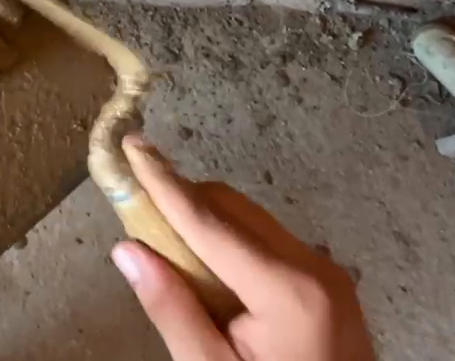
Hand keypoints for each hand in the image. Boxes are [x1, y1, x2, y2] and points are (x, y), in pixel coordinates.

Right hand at [111, 135, 374, 360]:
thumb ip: (173, 312)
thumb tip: (126, 250)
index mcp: (288, 291)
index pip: (207, 222)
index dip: (163, 182)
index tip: (131, 143)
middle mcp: (313, 266)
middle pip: (228, 207)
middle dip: (179, 202)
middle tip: (137, 216)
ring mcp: (326, 272)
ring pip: (245, 217)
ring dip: (202, 221)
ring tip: (171, 253)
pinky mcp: (328, 283)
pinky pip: (264, 238)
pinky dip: (228, 240)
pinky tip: (210, 273)